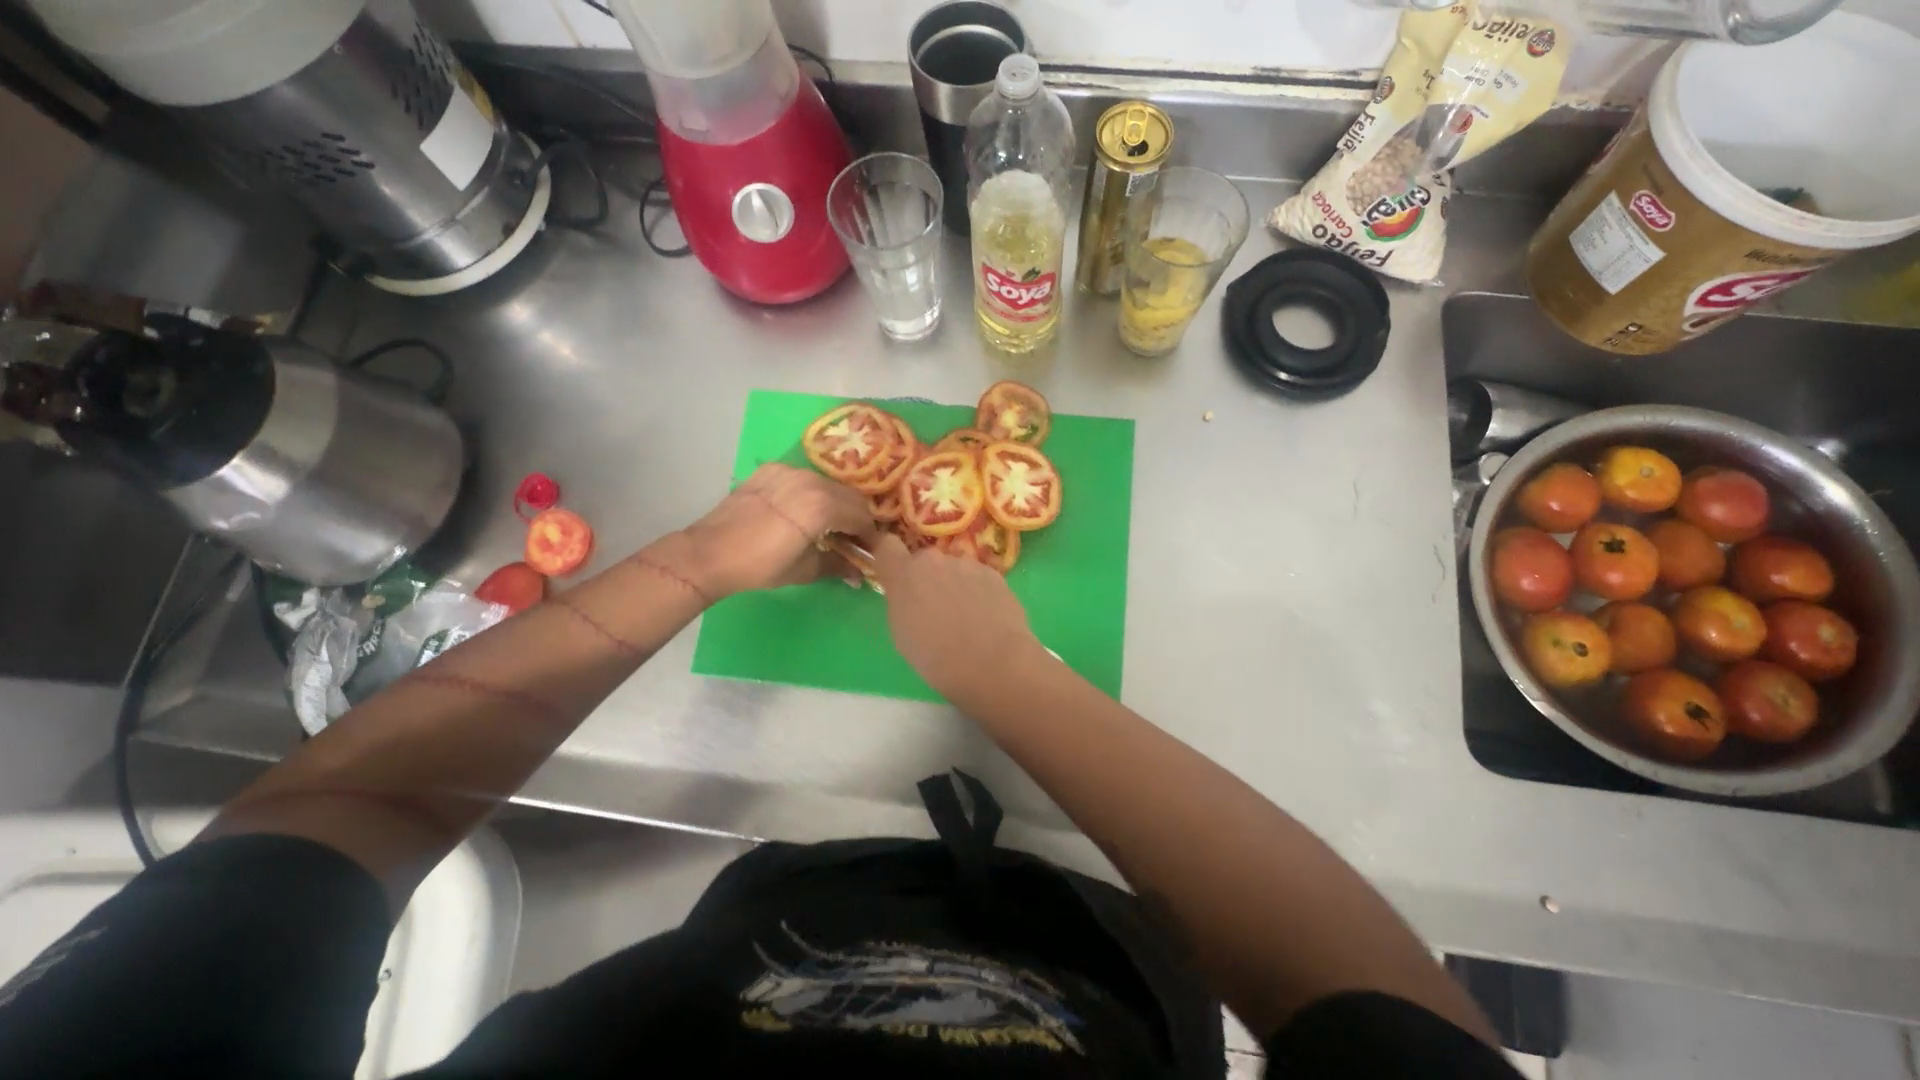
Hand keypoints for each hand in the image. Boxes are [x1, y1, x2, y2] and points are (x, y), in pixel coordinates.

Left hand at [680, 464, 875, 597]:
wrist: (710, 553)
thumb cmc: (760, 566)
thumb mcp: (804, 570)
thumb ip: (837, 565)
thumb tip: (859, 573)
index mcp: (822, 506)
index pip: (862, 516)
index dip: (870, 536)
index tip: (870, 551)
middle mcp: (810, 481)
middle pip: (849, 496)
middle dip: (857, 517)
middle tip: (853, 539)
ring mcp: (789, 471)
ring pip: (828, 484)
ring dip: (836, 503)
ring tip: (829, 526)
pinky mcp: (771, 470)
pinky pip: (804, 478)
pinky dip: (812, 493)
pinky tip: (803, 512)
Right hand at [871, 531, 1044, 702]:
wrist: (992, 663)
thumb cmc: (937, 658)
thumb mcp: (902, 633)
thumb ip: (901, 602)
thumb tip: (911, 595)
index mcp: (905, 574)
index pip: (887, 545)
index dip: (890, 559)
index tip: (895, 576)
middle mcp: (935, 560)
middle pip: (924, 561)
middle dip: (927, 578)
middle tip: (936, 609)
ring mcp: (968, 564)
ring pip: (954, 569)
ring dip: (955, 584)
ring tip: (967, 617)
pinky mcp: (994, 574)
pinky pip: (978, 578)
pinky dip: (979, 592)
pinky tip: (986, 618)